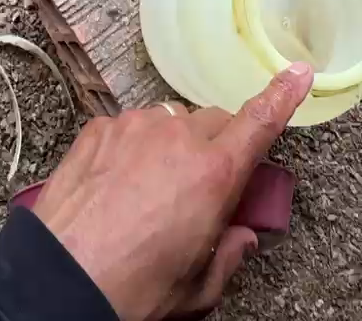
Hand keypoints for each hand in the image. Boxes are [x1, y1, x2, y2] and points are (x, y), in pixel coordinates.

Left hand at [32, 63, 313, 320]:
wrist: (62, 276)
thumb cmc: (134, 286)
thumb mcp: (198, 288)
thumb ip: (229, 254)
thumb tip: (241, 236)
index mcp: (213, 173)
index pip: (259, 122)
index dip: (282, 95)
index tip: (298, 73)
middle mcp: (177, 137)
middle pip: (213, 123)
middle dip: (216, 146)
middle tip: (201, 187)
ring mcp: (135, 125)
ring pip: (170, 123)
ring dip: (171, 146)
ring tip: (150, 191)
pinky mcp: (101, 126)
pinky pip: (130, 127)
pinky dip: (133, 148)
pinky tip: (118, 183)